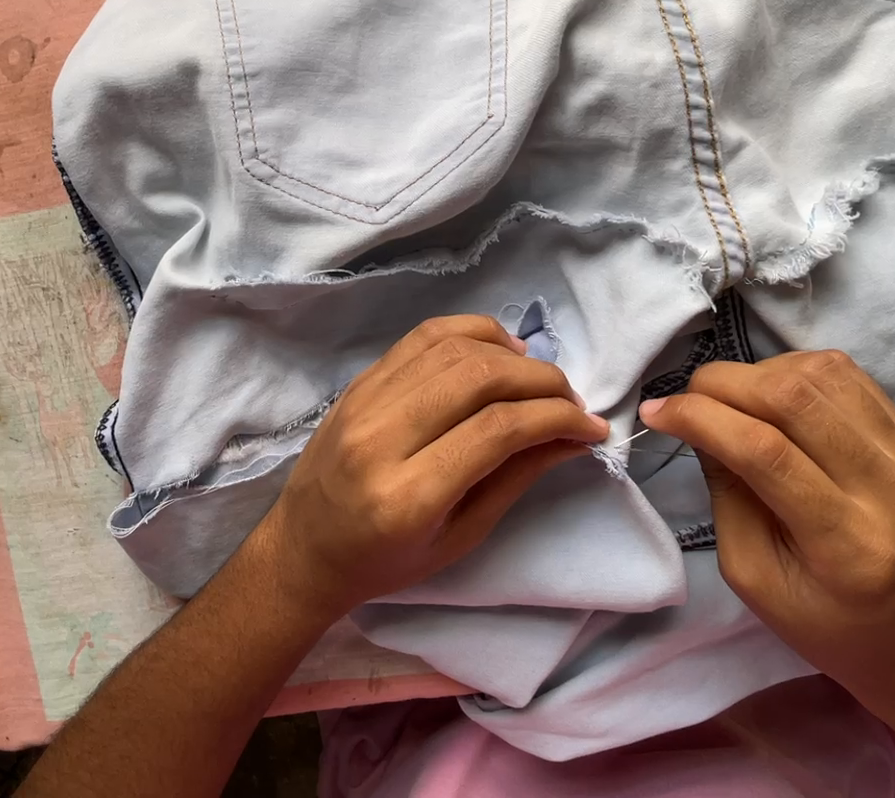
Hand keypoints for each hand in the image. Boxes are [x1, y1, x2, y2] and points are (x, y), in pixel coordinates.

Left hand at [248, 315, 608, 621]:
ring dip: (509, 353)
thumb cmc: (385, 562)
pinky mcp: (359, 381)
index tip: (591, 425)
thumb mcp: (459, 538)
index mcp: (407, 494)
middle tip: (571, 400)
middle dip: (541, 381)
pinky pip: (421, 337)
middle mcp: (381, 436)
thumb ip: (513, 479)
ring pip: (451, 348)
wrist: (304, 547)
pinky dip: (469, 332)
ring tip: (539, 377)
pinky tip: (499, 349)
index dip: (555, 418)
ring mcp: (364, 400)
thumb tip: (571, 436)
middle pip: (477, 377)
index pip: (496, 429)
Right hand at [638, 350, 894, 720]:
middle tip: (686, 403)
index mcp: (848, 544)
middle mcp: (891, 491)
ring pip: (820, 373)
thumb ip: (726, 492)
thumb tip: (696, 421)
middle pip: (794, 398)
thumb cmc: (821, 620)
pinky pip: (845, 373)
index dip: (700, 417)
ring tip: (730, 403)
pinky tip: (771, 398)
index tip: (655, 412)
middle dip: (720, 384)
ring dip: (756, 374)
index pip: (765, 451)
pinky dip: (792, 370)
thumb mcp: (750, 572)